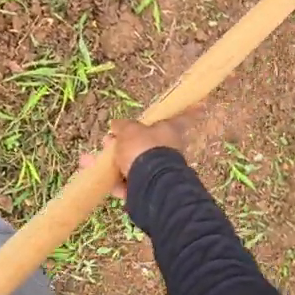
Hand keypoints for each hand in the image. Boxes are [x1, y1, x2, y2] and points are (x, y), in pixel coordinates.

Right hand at [79, 109, 198, 198]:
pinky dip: (110, 178)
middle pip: (145, 143)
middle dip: (123, 142)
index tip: (204, 104)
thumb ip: (123, 127)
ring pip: (132, 163)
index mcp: (169, 131)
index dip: (191, 110)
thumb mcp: (129, 131)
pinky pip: (125, 181)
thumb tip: (116, 125)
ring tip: (90, 159)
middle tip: (107, 140)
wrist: (149, 185)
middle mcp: (166, 150)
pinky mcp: (146, 190)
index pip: (182, 117)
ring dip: (111, 160)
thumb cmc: (143, 149)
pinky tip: (91, 173)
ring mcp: (156, 171)